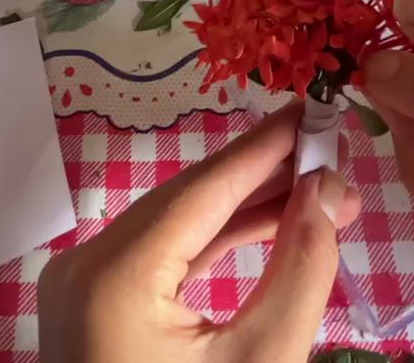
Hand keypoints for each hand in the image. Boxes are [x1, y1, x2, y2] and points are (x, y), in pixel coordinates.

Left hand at [39, 105, 363, 362]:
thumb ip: (300, 271)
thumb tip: (328, 192)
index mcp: (113, 276)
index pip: (203, 189)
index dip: (264, 147)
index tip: (312, 109)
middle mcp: (87, 264)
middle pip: (189, 201)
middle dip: (264, 177)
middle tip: (328, 153)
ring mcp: (84, 284)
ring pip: (178, 226)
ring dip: (246, 208)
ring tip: (315, 188)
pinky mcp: (95, 305)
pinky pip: (164, 257)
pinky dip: (216, 242)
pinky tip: (268, 224)